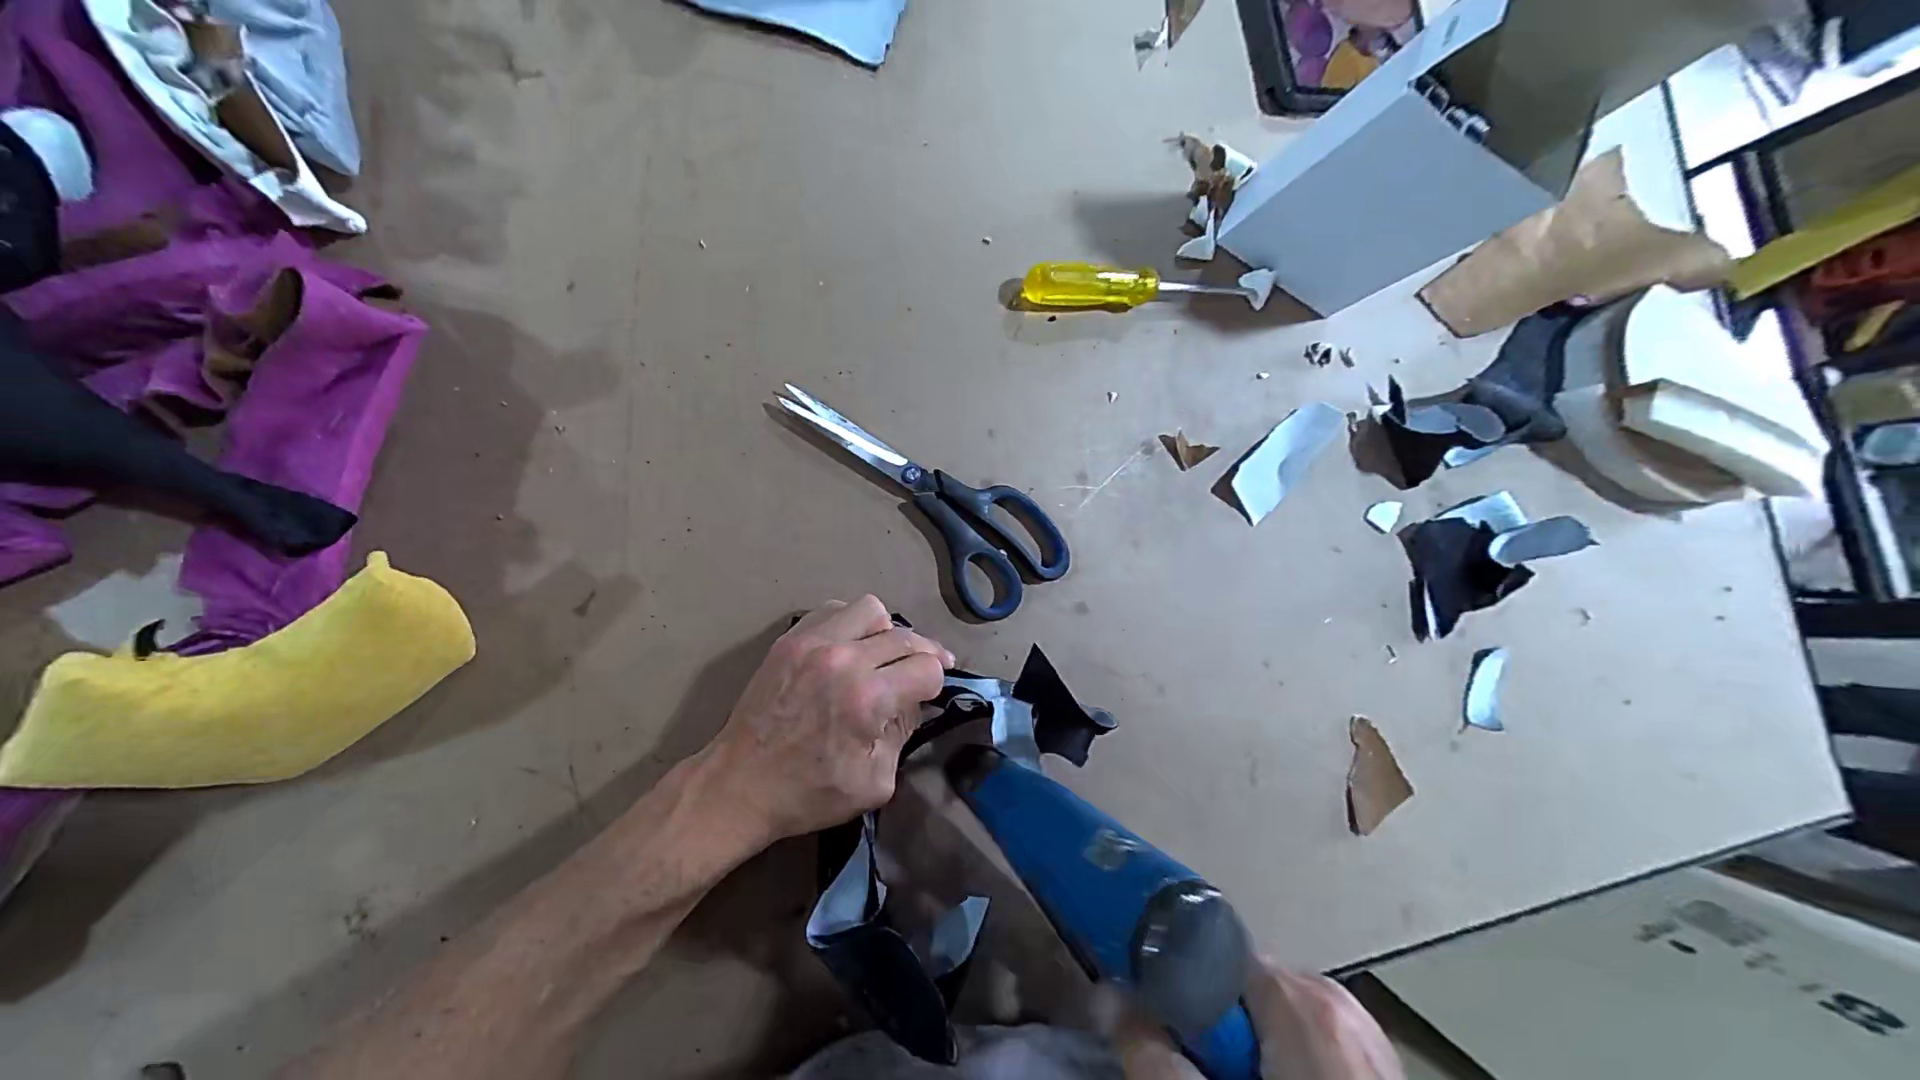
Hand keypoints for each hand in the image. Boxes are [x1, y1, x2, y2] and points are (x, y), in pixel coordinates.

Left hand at [701, 596, 953, 846]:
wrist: (739, 785)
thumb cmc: (808, 793)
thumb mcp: (875, 781)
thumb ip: (904, 734)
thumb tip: (912, 700)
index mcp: (868, 699)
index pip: (927, 667)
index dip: (936, 682)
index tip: (928, 694)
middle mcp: (844, 660)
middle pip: (906, 636)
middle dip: (924, 655)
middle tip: (920, 673)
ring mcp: (812, 643)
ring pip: (872, 610)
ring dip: (886, 631)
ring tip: (881, 655)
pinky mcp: (789, 640)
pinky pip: (834, 609)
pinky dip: (850, 623)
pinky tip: (849, 646)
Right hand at [1118, 957, 1403, 1079]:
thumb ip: (1152, 1053)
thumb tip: (1105, 996)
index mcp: (1300, 996)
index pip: (1216, 952)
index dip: (1182, 984)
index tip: (1166, 1021)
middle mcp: (1335, 998)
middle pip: (1244, 982)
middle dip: (1217, 1020)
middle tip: (1204, 1069)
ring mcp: (1366, 1032)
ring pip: (1276, 1011)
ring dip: (1249, 1041)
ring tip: (1237, 1079)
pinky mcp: (1380, 1063)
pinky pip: (1311, 1035)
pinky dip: (1287, 1057)